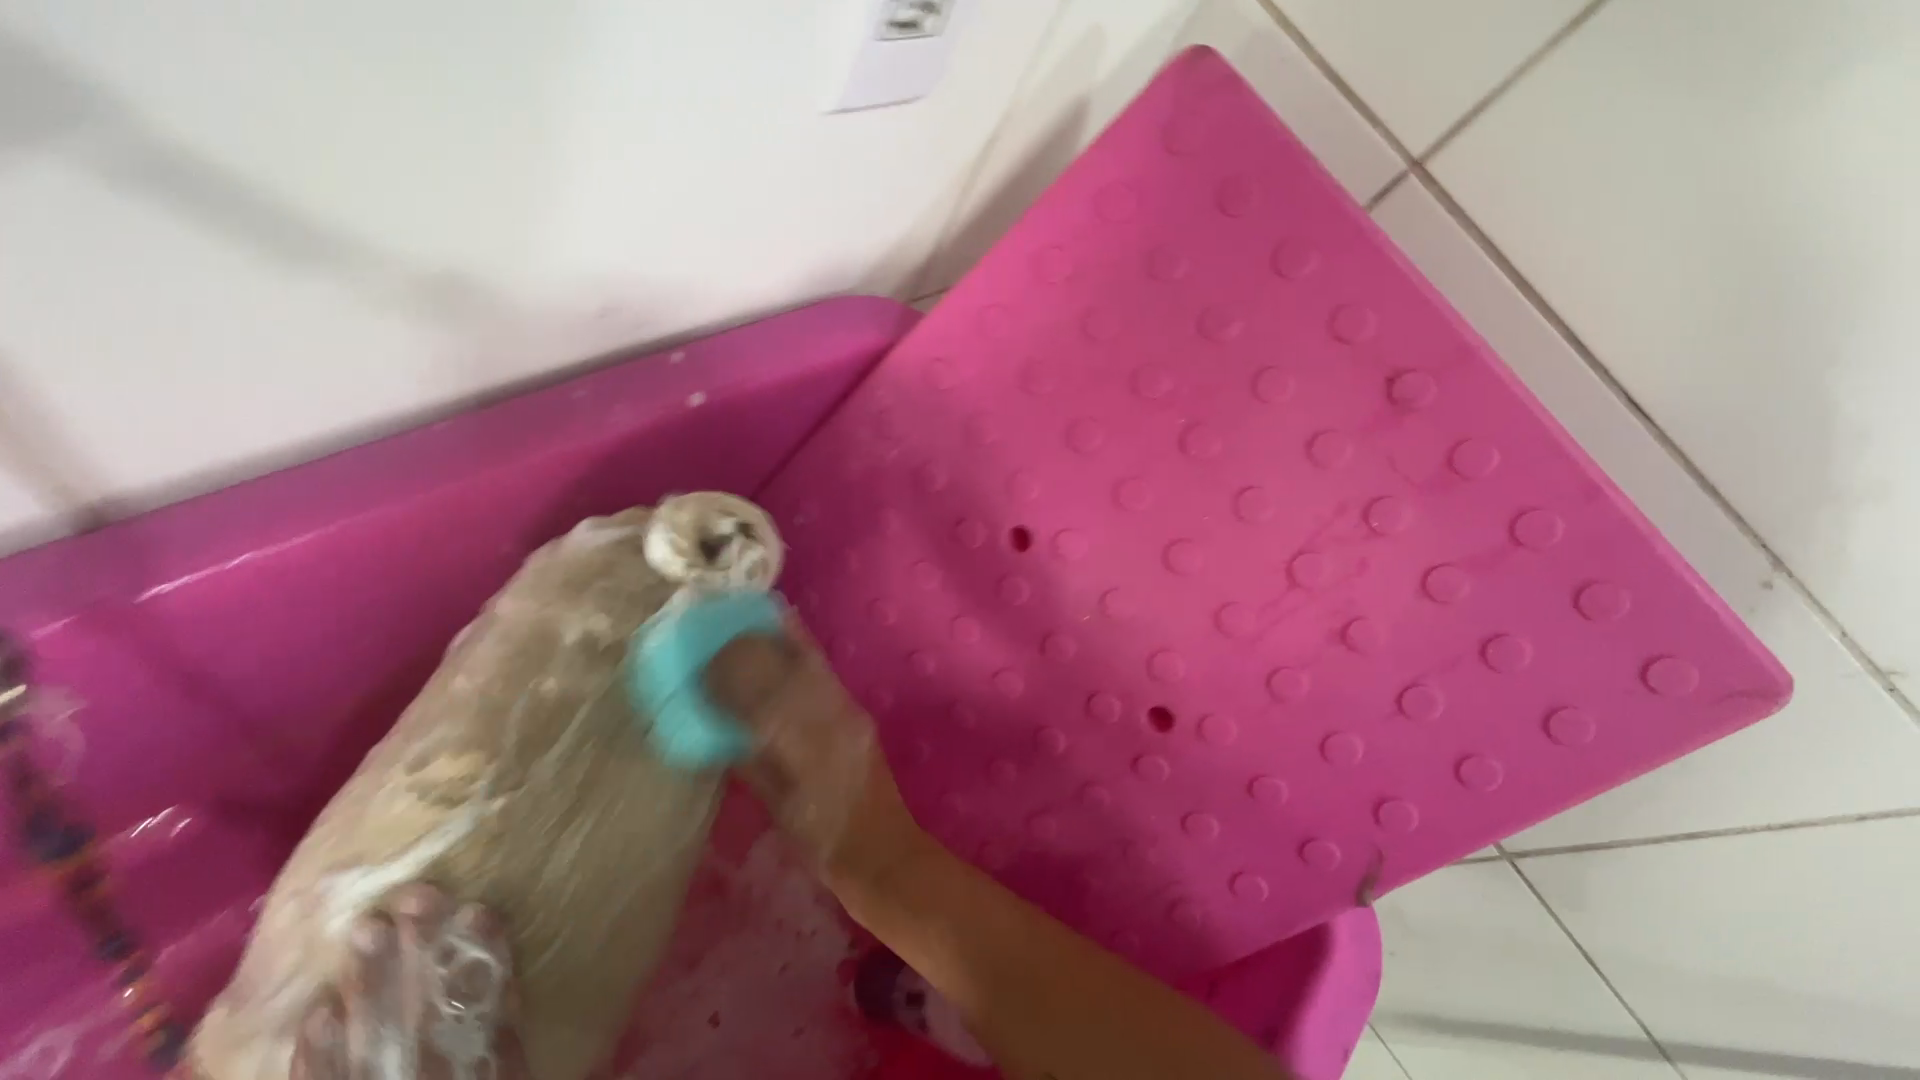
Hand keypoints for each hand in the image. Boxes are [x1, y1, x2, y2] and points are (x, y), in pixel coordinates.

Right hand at [704, 628, 925, 891]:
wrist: (883, 854)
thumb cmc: (823, 846)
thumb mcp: (777, 810)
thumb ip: (751, 766)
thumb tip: (720, 732)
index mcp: (805, 752)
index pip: (763, 701)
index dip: (733, 677)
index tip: (705, 662)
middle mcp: (830, 724)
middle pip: (787, 673)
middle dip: (751, 650)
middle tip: (719, 639)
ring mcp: (849, 715)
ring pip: (809, 666)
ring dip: (777, 642)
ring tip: (748, 627)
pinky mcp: (859, 715)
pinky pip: (825, 674)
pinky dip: (802, 651)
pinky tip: (786, 638)